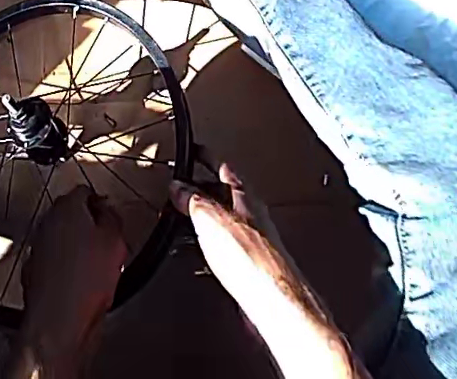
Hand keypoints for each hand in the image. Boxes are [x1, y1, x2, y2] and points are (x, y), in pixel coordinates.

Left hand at [14, 186, 126, 377]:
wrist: (58, 323)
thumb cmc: (86, 282)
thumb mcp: (115, 242)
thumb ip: (112, 218)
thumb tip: (107, 211)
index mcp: (67, 207)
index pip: (84, 192)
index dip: (100, 204)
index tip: (109, 216)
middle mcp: (47, 221)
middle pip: (71, 213)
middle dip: (88, 225)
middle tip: (105, 243)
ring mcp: (37, 244)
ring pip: (61, 236)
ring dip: (75, 246)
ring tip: (94, 267)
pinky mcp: (32, 269)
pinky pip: (52, 260)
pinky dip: (63, 266)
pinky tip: (77, 283)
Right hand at [172, 165, 367, 378]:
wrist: (278, 307)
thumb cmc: (254, 261)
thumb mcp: (210, 218)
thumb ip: (193, 199)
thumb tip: (179, 187)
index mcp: (244, 195)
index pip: (221, 165)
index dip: (205, 156)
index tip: (193, 149)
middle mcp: (253, 215)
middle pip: (225, 192)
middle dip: (204, 188)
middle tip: (185, 186)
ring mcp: (256, 242)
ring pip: (227, 219)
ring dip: (208, 216)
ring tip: (189, 217)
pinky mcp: (254, 268)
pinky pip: (229, 245)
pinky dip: (214, 242)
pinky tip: (205, 251)